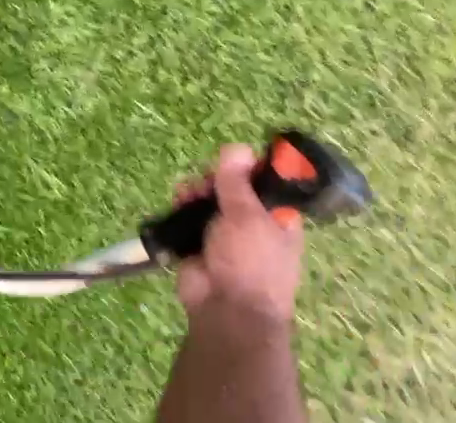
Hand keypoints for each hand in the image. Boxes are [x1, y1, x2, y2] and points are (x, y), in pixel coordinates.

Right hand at [172, 144, 303, 325]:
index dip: (246, 168)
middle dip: (213, 179)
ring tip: (186, 196)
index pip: (264, 181)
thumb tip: (238, 147)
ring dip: (195, 191)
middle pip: (231, 185)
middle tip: (205, 185)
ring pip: (208, 197)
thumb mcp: (246, 217)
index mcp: (278, 218)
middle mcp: (253, 222)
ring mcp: (226, 232)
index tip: (229, 163)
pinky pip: (190, 213)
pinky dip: (182, 206)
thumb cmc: (249, 262)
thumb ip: (237, 182)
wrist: (226, 308)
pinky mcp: (200, 240)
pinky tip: (177, 204)